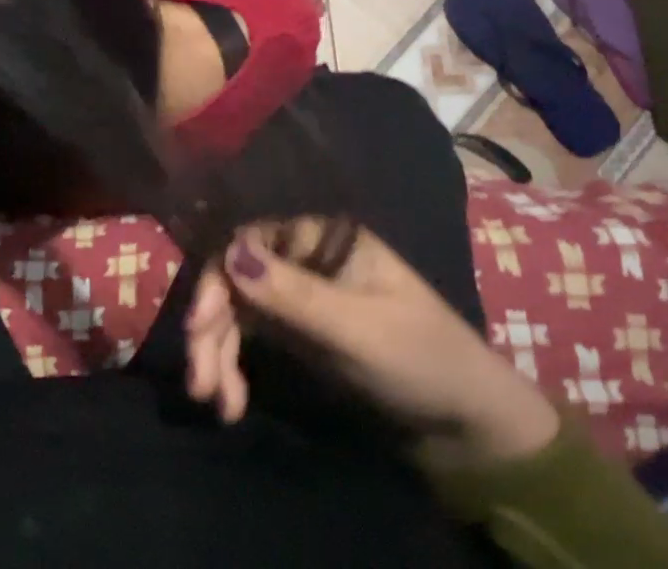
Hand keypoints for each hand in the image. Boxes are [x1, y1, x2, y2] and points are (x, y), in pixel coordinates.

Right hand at [185, 220, 560, 467]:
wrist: (467, 426)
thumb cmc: (424, 363)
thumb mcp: (358, 330)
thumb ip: (293, 293)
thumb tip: (229, 251)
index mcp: (323, 241)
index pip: (248, 245)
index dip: (216, 282)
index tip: (199, 326)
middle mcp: (301, 259)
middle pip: (232, 281)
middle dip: (211, 331)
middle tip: (201, 382)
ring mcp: (293, 294)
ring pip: (232, 312)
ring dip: (217, 354)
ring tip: (214, 402)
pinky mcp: (291, 329)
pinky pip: (244, 338)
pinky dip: (232, 366)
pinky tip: (230, 401)